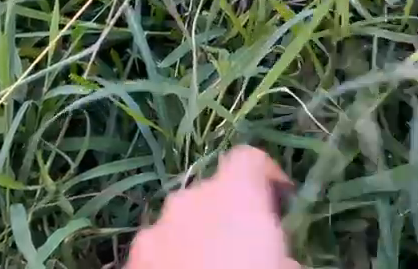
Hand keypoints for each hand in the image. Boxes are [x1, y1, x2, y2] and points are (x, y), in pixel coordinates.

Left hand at [126, 146, 296, 268]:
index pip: (250, 159)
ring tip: (211, 266)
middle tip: (245, 247)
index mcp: (235, 191)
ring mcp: (156, 227)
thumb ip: (281, 248)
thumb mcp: (284, 265)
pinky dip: (170, 258)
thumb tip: (281, 256)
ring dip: (197, 235)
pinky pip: (159, 247)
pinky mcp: (133, 258)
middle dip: (229, 212)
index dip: (266, 175)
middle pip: (214, 190)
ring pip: (183, 219)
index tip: (280, 199)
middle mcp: (192, 197)